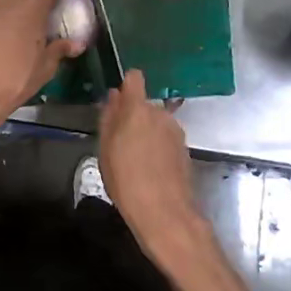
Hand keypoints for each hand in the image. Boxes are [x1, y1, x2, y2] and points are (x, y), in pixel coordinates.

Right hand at [100, 70, 204, 243]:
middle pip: (144, 104)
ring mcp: (176, 131)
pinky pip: (166, 138)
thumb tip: (113, 96)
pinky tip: (150, 170)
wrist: (164, 212)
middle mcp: (161, 114)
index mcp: (138, 109)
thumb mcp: (105, 149)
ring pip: (156, 122)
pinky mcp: (185, 149)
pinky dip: (157, 147)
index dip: (125, 86)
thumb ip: (109, 118)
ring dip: (146, 132)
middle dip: (133, 116)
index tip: (116, 102)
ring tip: (134, 160)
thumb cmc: (126, 179)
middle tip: (119, 142)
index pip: (134, 78)